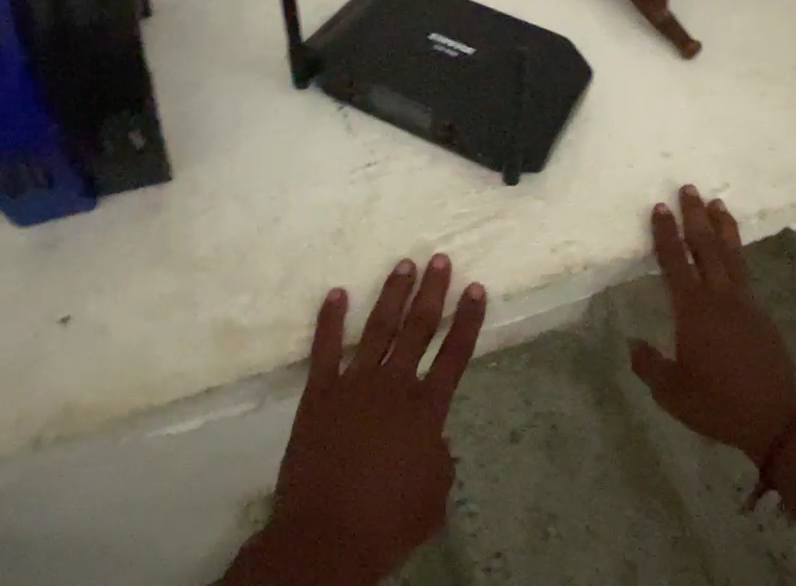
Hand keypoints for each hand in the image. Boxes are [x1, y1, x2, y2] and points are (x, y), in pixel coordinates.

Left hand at [226, 256, 487, 585]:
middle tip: (440, 260)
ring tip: (403, 264)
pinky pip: (325, 349)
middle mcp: (393, 387)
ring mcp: (354, 385)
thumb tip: (433, 440)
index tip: (476, 288)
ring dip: (392, 295)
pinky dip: (331, 320)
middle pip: (418, 330)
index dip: (468, 320)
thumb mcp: (434, 497)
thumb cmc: (388, 523)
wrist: (326, 536)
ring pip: (378, 330)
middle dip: (432, 292)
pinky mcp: (318, 394)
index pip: (454, 355)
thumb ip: (439, 460)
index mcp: (426, 411)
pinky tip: (337, 293)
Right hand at [629, 186, 795, 462]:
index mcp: (693, 310)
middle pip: (706, 246)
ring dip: (721, 226)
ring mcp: (744, 302)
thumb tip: (633, 343)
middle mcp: (719, 297)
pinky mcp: (760, 312)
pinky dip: (737, 250)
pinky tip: (734, 248)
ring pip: (731, 254)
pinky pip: (745, 270)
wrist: (774, 417)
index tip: (659, 207)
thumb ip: (649, 365)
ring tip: (716, 202)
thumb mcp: (672, 392)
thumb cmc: (717, 404)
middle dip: (694, 216)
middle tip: (688, 188)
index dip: (665, 234)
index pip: (675, 262)